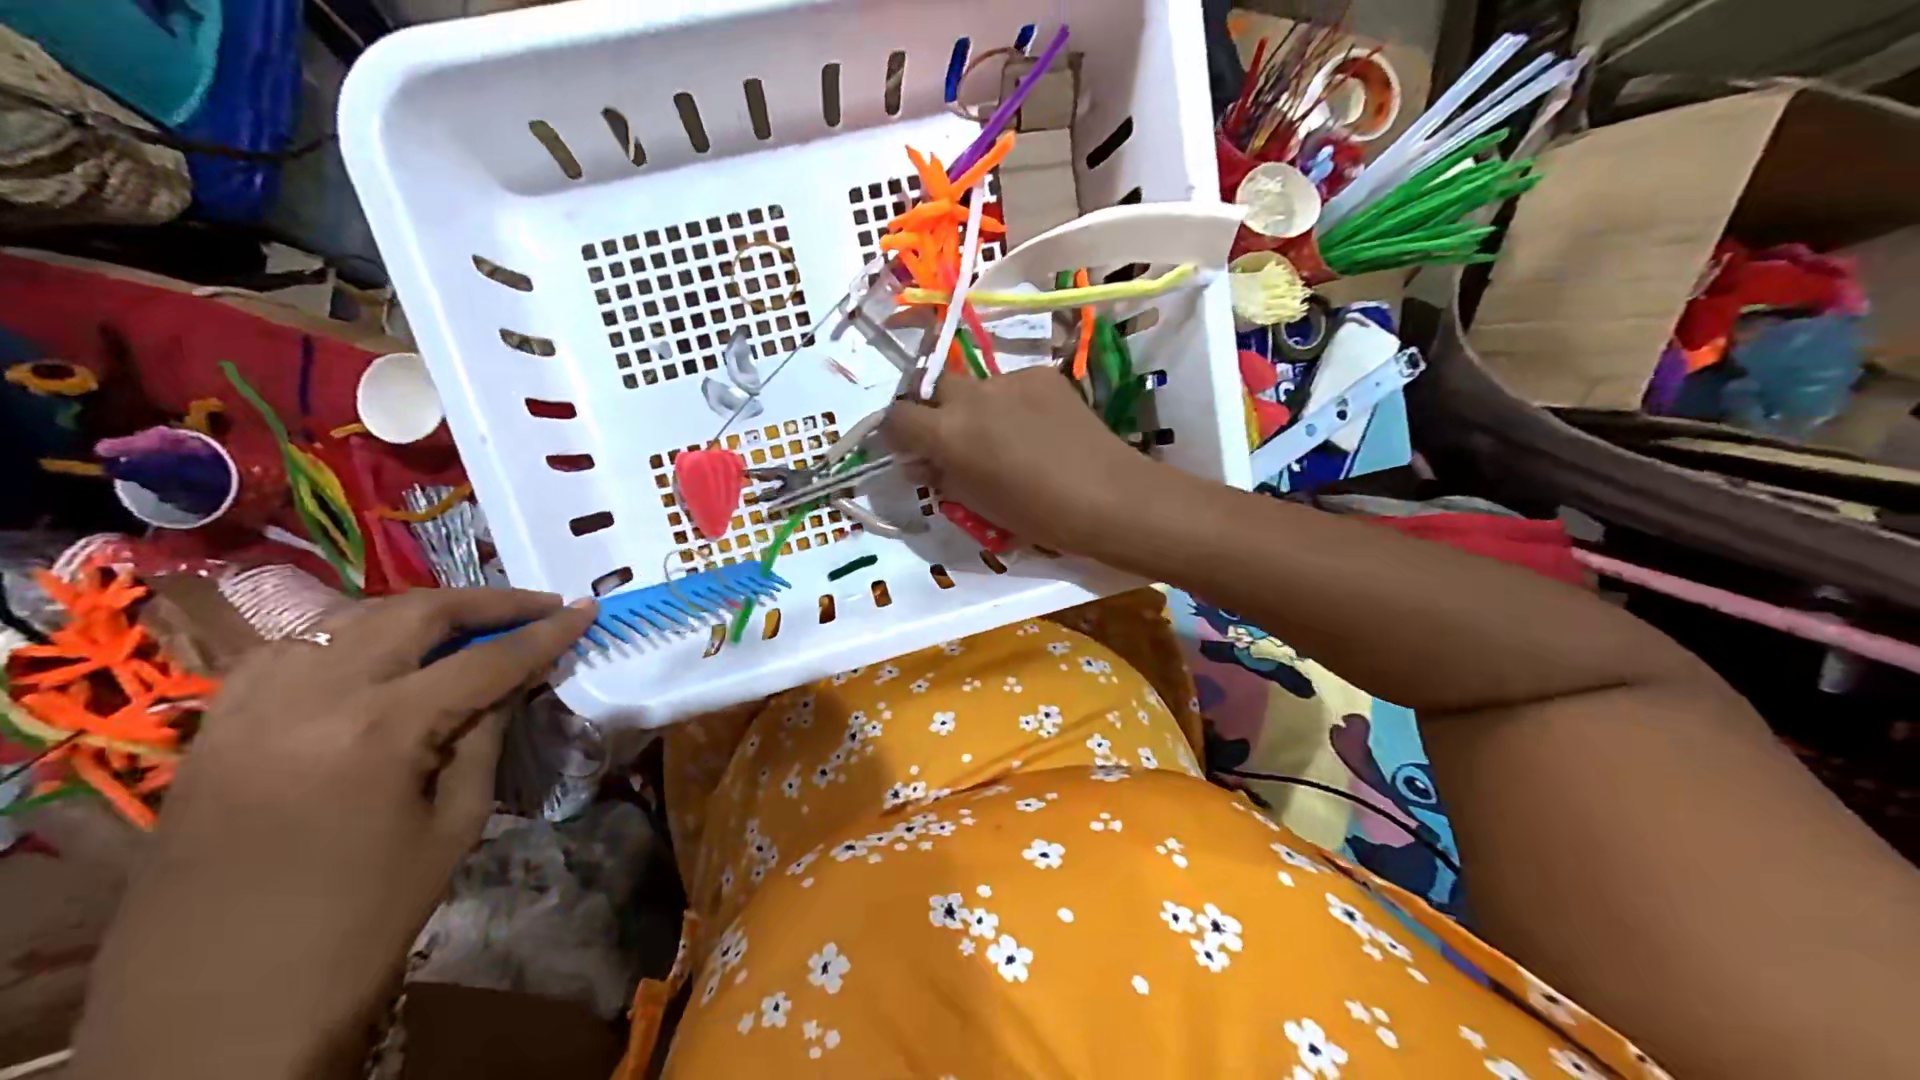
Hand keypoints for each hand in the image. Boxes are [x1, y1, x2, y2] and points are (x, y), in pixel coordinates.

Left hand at [72, 588, 596, 1079]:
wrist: (220, 1006)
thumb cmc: (364, 919)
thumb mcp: (453, 824)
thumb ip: (483, 735)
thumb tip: (513, 679)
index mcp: (377, 732)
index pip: (484, 660)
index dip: (544, 633)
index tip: (585, 610)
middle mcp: (309, 698)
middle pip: (413, 615)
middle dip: (487, 603)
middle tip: (538, 605)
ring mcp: (250, 706)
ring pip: (348, 618)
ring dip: (419, 613)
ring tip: (469, 622)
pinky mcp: (216, 726)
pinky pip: (291, 651)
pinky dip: (348, 637)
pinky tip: (378, 652)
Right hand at [883, 368, 1164, 553]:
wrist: (1106, 496)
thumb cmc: (1036, 514)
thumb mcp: (976, 504)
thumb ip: (941, 476)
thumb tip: (923, 463)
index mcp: (948, 432)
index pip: (897, 417)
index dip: (897, 433)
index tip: (910, 450)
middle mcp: (971, 396)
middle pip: (933, 389)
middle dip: (935, 412)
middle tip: (954, 440)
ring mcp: (1009, 379)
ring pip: (976, 387)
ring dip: (977, 408)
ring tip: (1006, 438)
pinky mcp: (1043, 374)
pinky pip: (1013, 385)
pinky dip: (1013, 404)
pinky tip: (1037, 429)